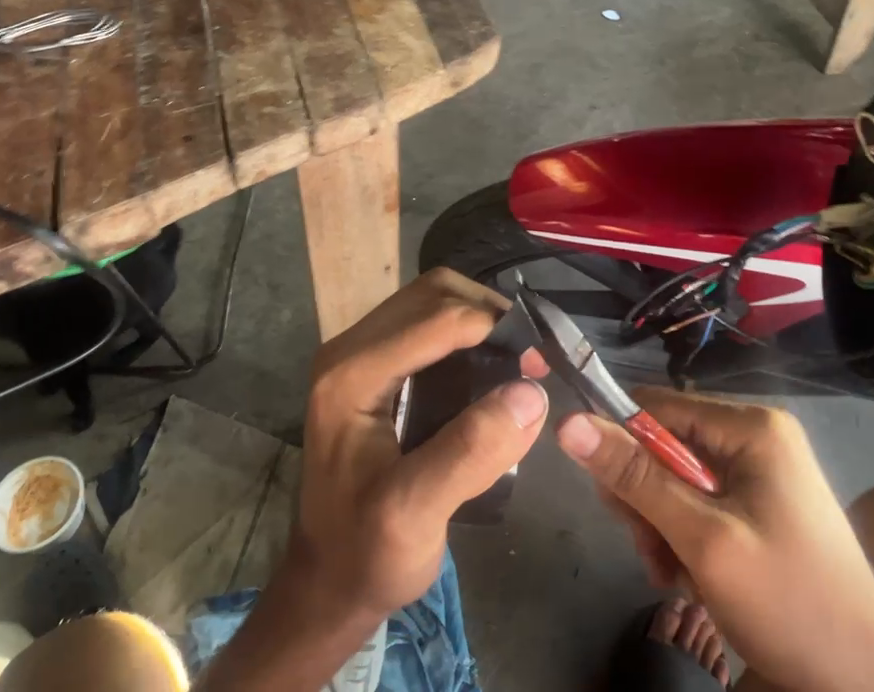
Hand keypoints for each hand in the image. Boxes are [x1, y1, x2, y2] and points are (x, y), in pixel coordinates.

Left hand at [290, 268, 550, 617]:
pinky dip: (465, 334)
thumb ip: (469, 452)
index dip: (493, 327)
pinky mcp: (373, 371)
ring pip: (430, 304)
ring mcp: (359, 357)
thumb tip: (530, 393)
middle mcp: (348, 351)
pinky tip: (491, 367)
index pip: (434, 318)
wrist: (331, 579)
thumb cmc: (367, 551)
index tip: (541, 360)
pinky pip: (425, 328)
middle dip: (488, 314)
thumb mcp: (416, 512)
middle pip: (431, 294)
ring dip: (479, 320)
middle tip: (532, 358)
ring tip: (520, 360)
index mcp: (349, 375)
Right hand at [557, 390, 873, 691]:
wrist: (864, 685)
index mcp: (752, 427)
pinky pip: (697, 505)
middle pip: (662, 444)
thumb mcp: (702, 540)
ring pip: (673, 480)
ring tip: (674, 574)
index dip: (618, 442)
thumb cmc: (789, 604)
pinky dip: (683, 540)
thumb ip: (635, 478)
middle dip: (645, 499)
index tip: (607, 499)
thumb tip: (568, 423)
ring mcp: (761, 474)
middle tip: (651, 549)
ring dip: (660, 527)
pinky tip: (691, 578)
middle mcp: (756, 437)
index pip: (654, 405)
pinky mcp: (760, 507)